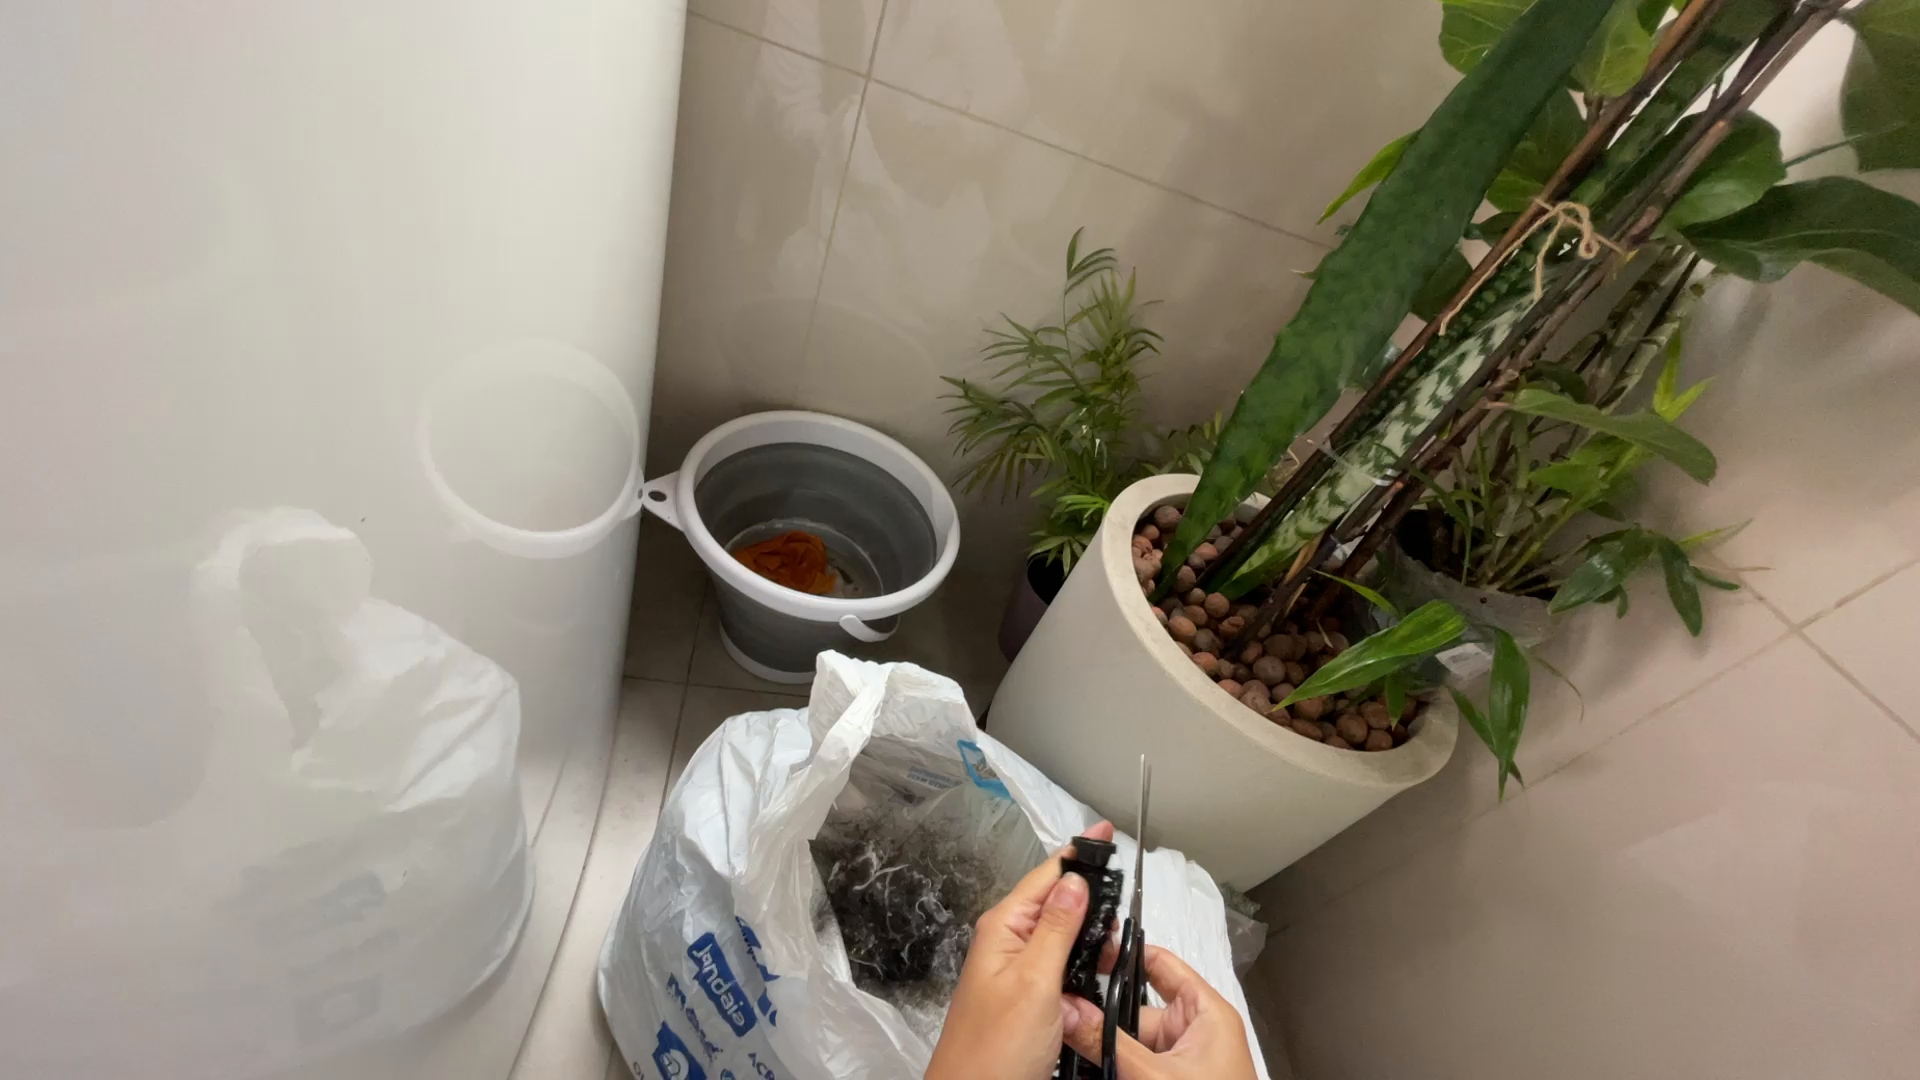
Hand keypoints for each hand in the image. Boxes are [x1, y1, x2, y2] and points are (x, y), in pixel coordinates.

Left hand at [925, 822, 1114, 1079]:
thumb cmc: (995, 1046)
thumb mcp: (1034, 982)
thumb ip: (1057, 928)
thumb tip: (1075, 880)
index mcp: (1005, 925)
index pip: (1048, 873)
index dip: (1078, 851)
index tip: (1105, 831)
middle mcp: (1010, 940)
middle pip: (1059, 904)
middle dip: (1092, 906)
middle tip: (1120, 921)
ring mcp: (1019, 970)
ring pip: (1065, 940)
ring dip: (1090, 946)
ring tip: (1112, 956)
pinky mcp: (1030, 999)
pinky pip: (1063, 972)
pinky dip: (1083, 975)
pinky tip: (1097, 986)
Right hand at [1061, 945, 1258, 1079]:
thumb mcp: (1156, 1078)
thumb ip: (1108, 1042)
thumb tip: (1062, 1006)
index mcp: (1204, 1011)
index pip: (1158, 962)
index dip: (1121, 953)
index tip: (1079, 951)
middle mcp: (1193, 1029)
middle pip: (1137, 1008)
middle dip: (1102, 1015)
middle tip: (1060, 1009)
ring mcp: (1184, 1061)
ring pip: (1132, 1042)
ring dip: (1104, 1047)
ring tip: (1064, 1037)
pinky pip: (1136, 1066)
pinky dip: (1116, 1068)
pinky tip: (1084, 1067)